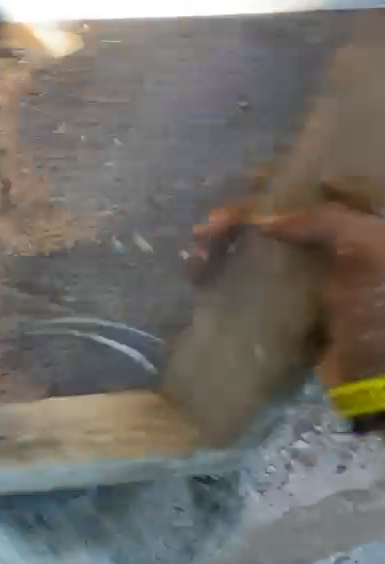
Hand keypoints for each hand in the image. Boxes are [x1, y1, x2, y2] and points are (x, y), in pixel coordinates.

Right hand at [196, 202, 384, 387]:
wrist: (382, 378)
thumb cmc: (384, 310)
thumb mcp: (373, 254)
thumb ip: (326, 222)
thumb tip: (261, 221)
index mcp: (366, 233)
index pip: (321, 192)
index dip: (281, 185)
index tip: (246, 186)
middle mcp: (339, 248)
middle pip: (278, 215)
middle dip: (237, 217)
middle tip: (208, 228)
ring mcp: (311, 274)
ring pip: (254, 241)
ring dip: (220, 241)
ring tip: (198, 252)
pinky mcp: (287, 298)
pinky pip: (243, 271)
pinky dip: (217, 267)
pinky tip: (198, 269)